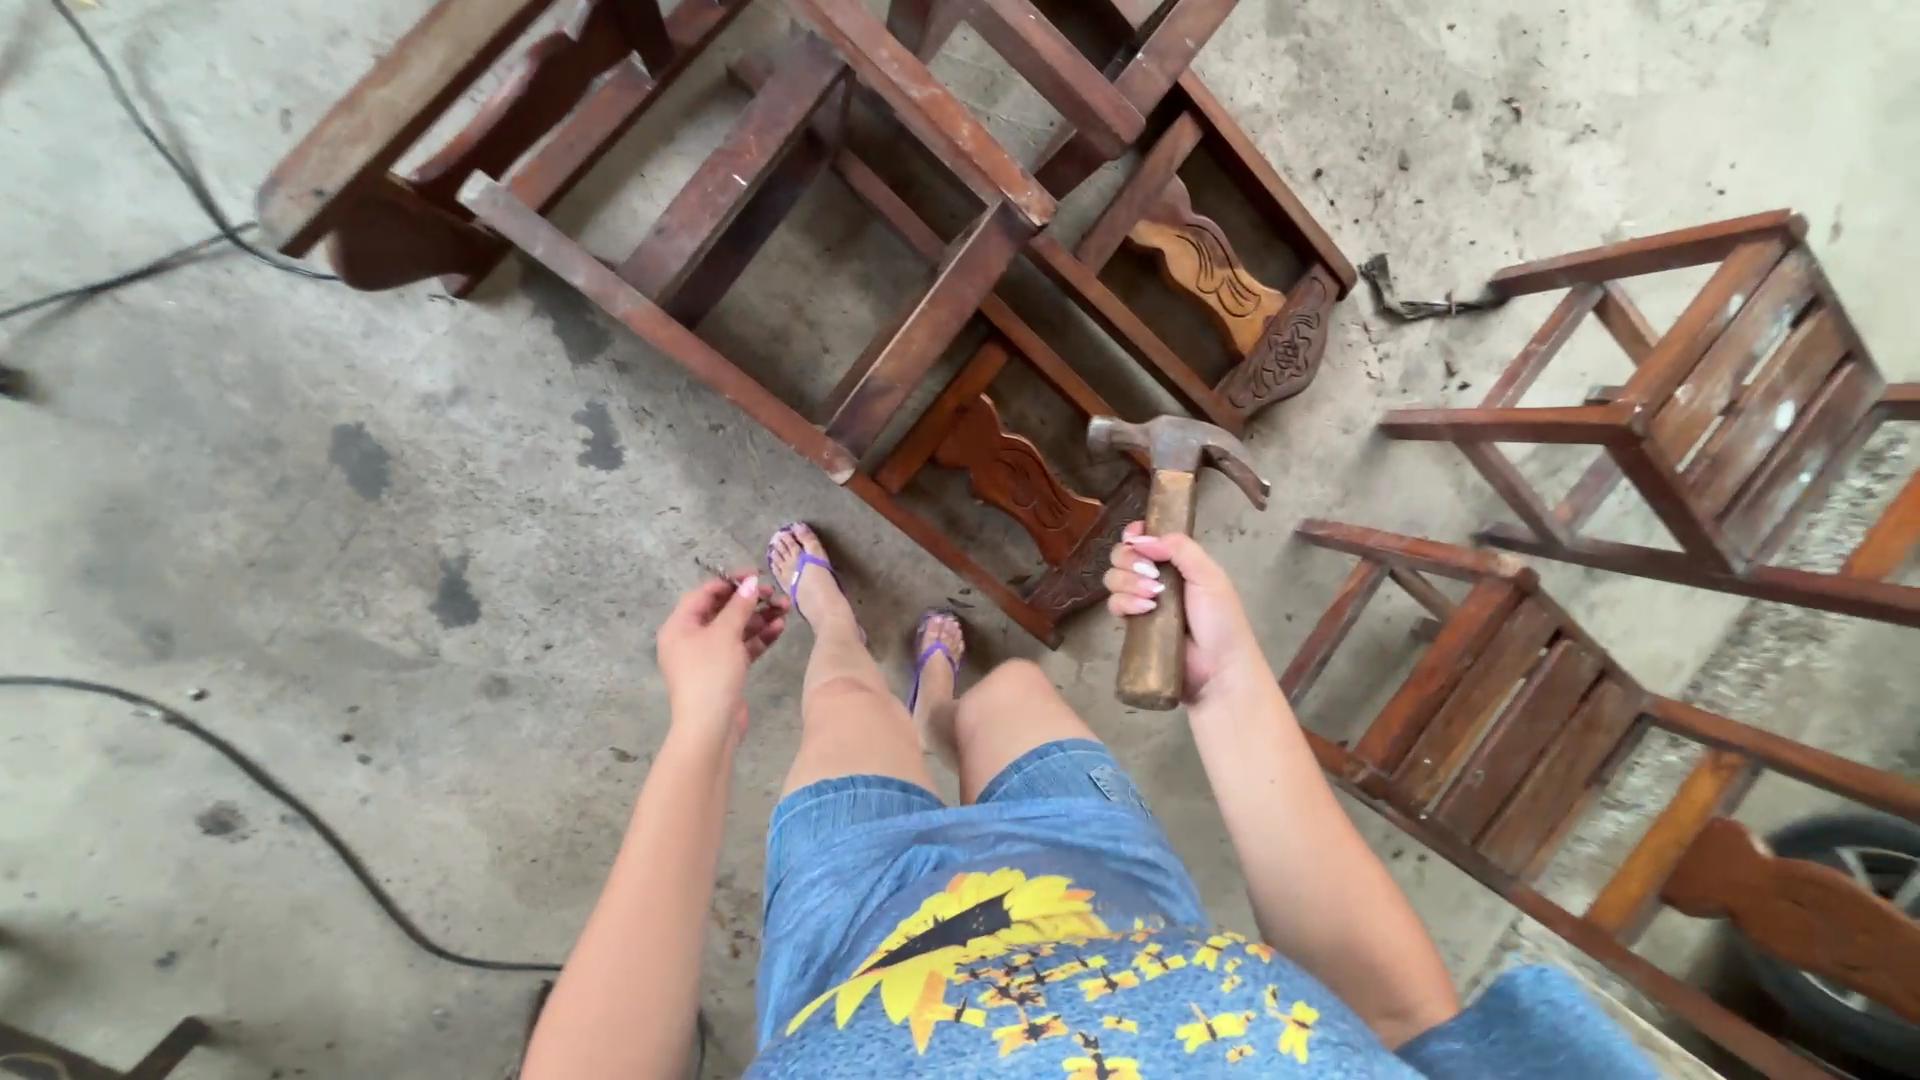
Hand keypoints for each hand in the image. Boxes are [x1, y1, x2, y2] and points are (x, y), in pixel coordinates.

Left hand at [656, 573, 787, 741]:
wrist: (710, 727)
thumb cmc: (710, 674)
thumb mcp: (725, 635)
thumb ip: (739, 606)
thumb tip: (750, 583)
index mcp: (680, 626)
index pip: (705, 594)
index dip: (730, 582)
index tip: (757, 575)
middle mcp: (690, 638)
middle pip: (722, 610)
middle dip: (750, 601)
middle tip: (775, 594)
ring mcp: (708, 656)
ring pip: (736, 629)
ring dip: (759, 618)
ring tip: (786, 609)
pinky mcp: (725, 671)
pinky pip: (742, 646)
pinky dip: (759, 637)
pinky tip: (779, 628)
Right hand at [1103, 523, 1272, 707]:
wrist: (1218, 668)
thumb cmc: (1220, 619)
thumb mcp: (1209, 575)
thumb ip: (1180, 548)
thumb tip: (1140, 537)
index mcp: (1176, 562)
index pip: (1146, 538)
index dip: (1135, 534)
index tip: (1134, 536)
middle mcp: (1156, 577)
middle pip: (1122, 555)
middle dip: (1129, 559)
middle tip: (1149, 572)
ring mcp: (1142, 601)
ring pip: (1114, 578)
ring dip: (1128, 582)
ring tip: (1153, 596)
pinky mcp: (1132, 625)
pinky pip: (1114, 605)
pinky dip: (1125, 603)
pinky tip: (1145, 610)